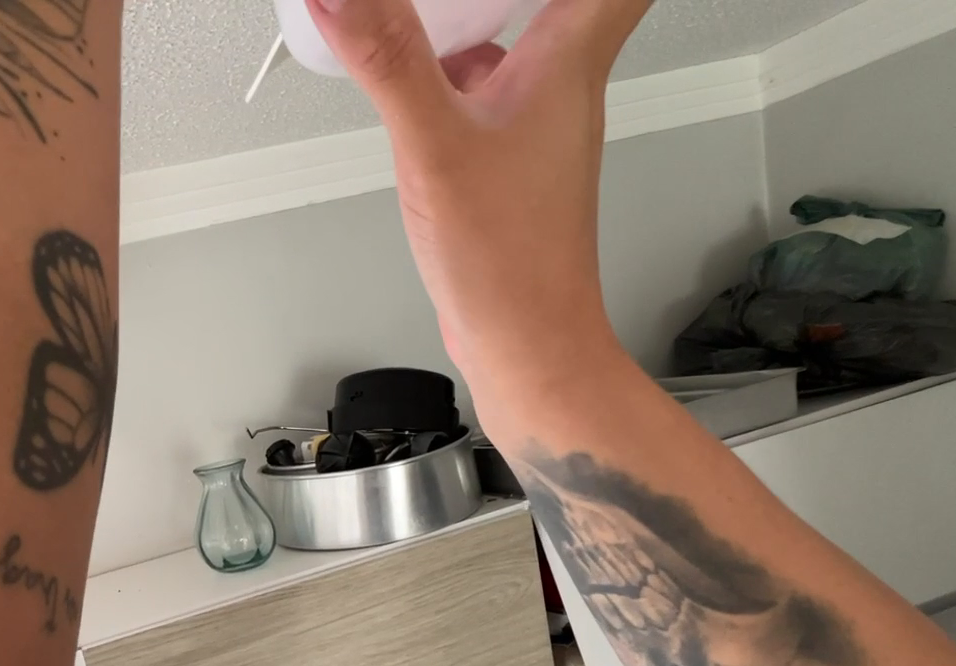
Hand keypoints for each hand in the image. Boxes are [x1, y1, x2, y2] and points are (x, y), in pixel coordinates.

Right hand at [307, 0, 651, 372]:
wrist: (523, 342)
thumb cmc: (505, 260)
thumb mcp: (435, 146)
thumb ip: (389, 60)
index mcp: (565, 60)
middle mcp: (560, 87)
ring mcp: (534, 130)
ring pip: (522, 44)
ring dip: (483, 15)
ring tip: (423, 9)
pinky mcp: (507, 168)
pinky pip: (488, 96)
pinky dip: (457, 75)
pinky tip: (417, 86)